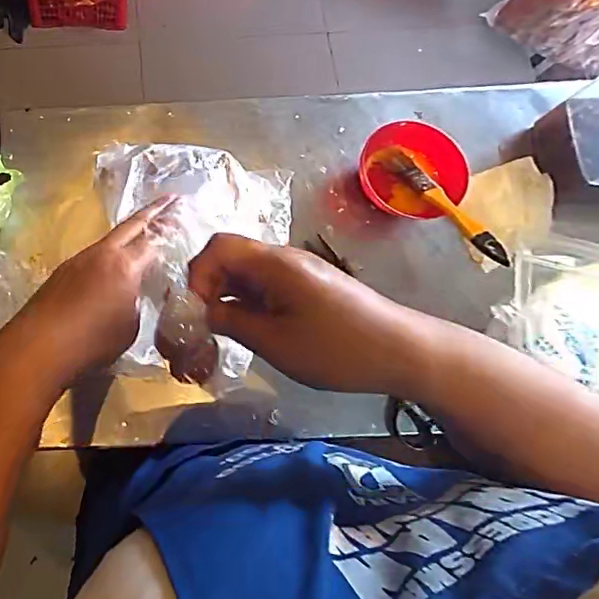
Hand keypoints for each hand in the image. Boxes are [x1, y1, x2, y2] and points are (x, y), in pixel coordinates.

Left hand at [0, 197, 174, 385]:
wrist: (38, 348)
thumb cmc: (93, 342)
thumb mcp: (131, 325)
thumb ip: (138, 301)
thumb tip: (135, 293)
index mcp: (125, 265)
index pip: (154, 240)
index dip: (169, 228)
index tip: (181, 215)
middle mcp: (102, 254)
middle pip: (131, 225)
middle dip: (153, 212)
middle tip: (169, 200)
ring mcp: (78, 260)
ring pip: (109, 241)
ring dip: (127, 236)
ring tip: (142, 239)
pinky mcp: (61, 273)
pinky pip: (92, 258)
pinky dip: (108, 258)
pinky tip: (111, 272)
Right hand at [187, 234, 441, 396]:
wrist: (401, 350)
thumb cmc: (337, 348)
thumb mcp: (276, 343)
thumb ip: (233, 323)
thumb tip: (205, 312)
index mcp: (275, 263)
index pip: (218, 247)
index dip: (198, 276)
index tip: (198, 313)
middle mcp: (285, 259)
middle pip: (231, 258)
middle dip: (209, 289)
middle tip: (206, 327)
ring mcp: (300, 272)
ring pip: (249, 274)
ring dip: (229, 299)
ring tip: (226, 336)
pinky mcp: (310, 287)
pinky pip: (268, 286)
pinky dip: (250, 304)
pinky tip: (253, 332)